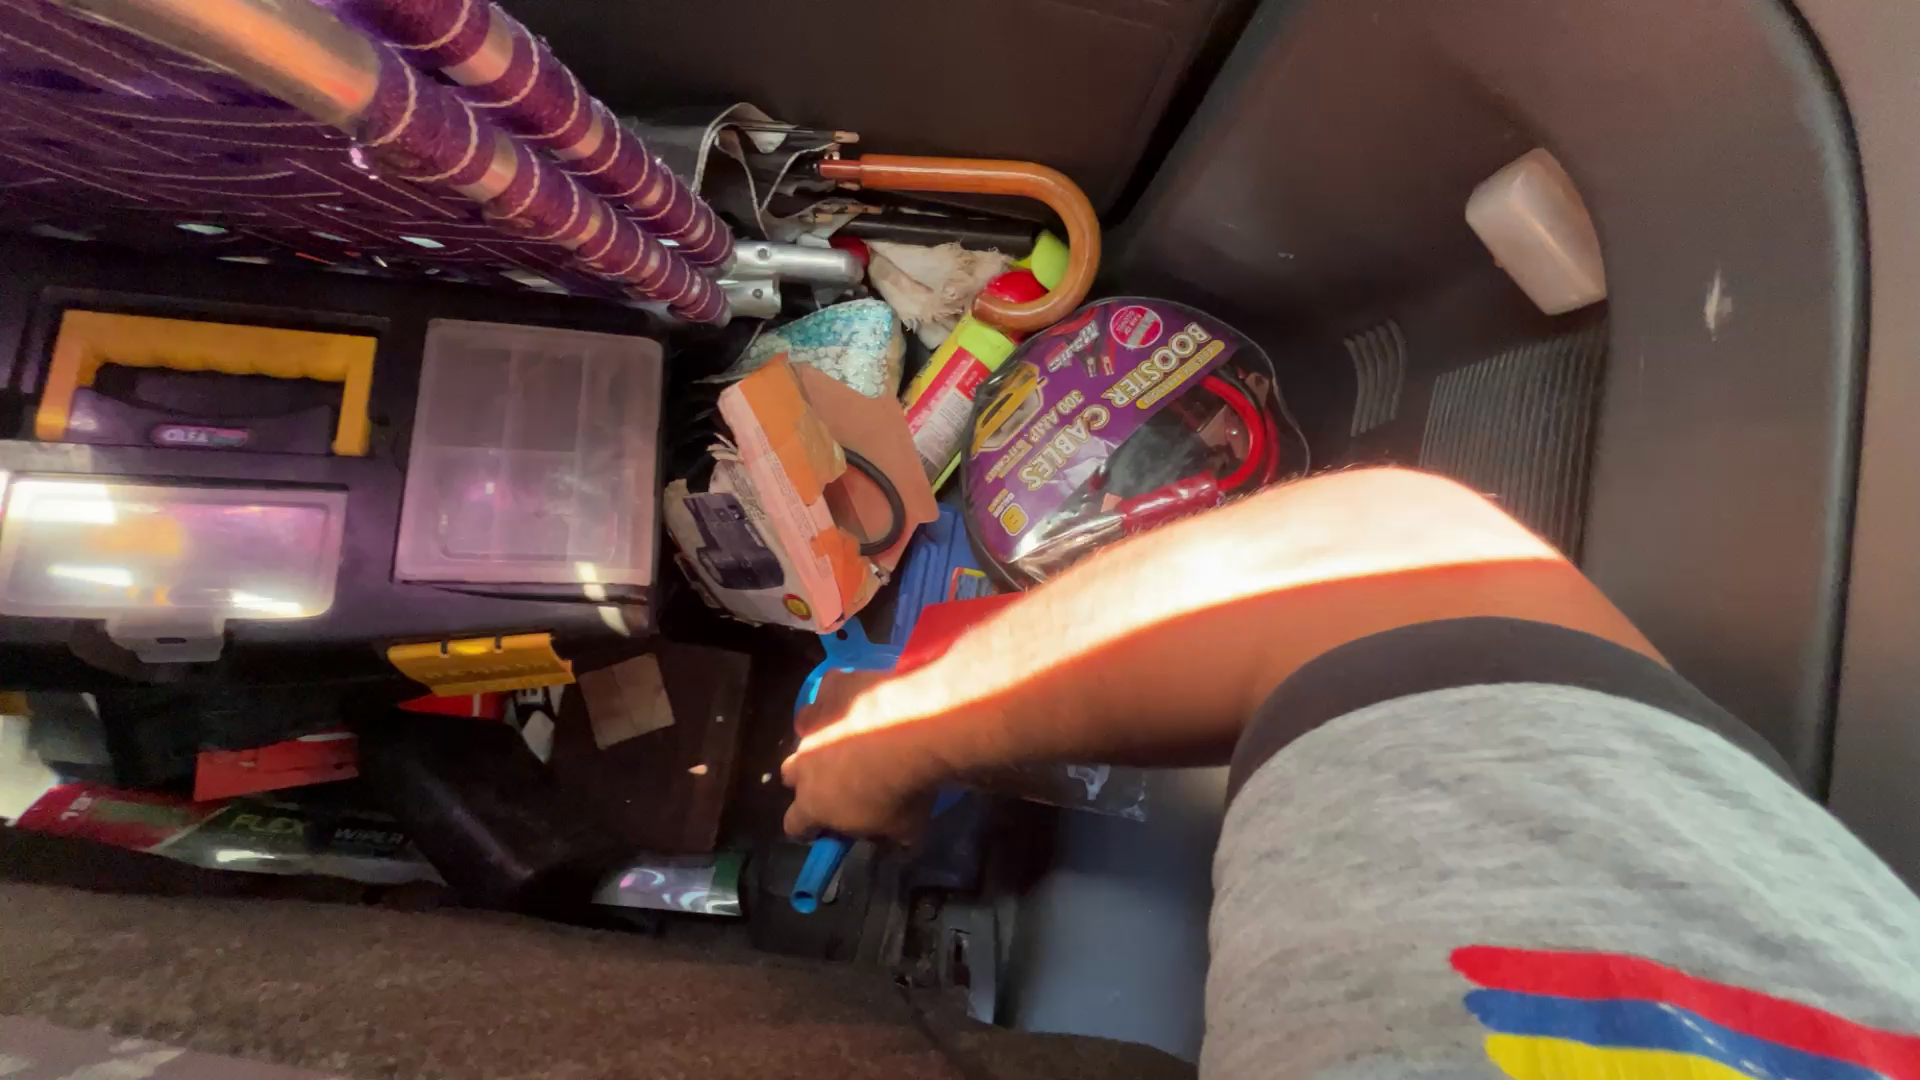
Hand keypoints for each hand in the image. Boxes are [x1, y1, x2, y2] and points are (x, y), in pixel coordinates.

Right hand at [782, 669, 944, 840]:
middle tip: (839, 776)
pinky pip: (829, 689)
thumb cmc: (904, 787)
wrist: (914, 729)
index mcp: (814, 803)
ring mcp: (815, 719)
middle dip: (808, 776)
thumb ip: (895, 837)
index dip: (807, 828)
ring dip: (820, 732)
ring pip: (803, 727)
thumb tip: (902, 843)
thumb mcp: (906, 828)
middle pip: (789, 772)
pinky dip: (841, 694)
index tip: (822, 826)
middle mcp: (804, 761)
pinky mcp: (833, 685)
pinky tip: (861, 695)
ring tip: (850, 731)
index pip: (794, 825)